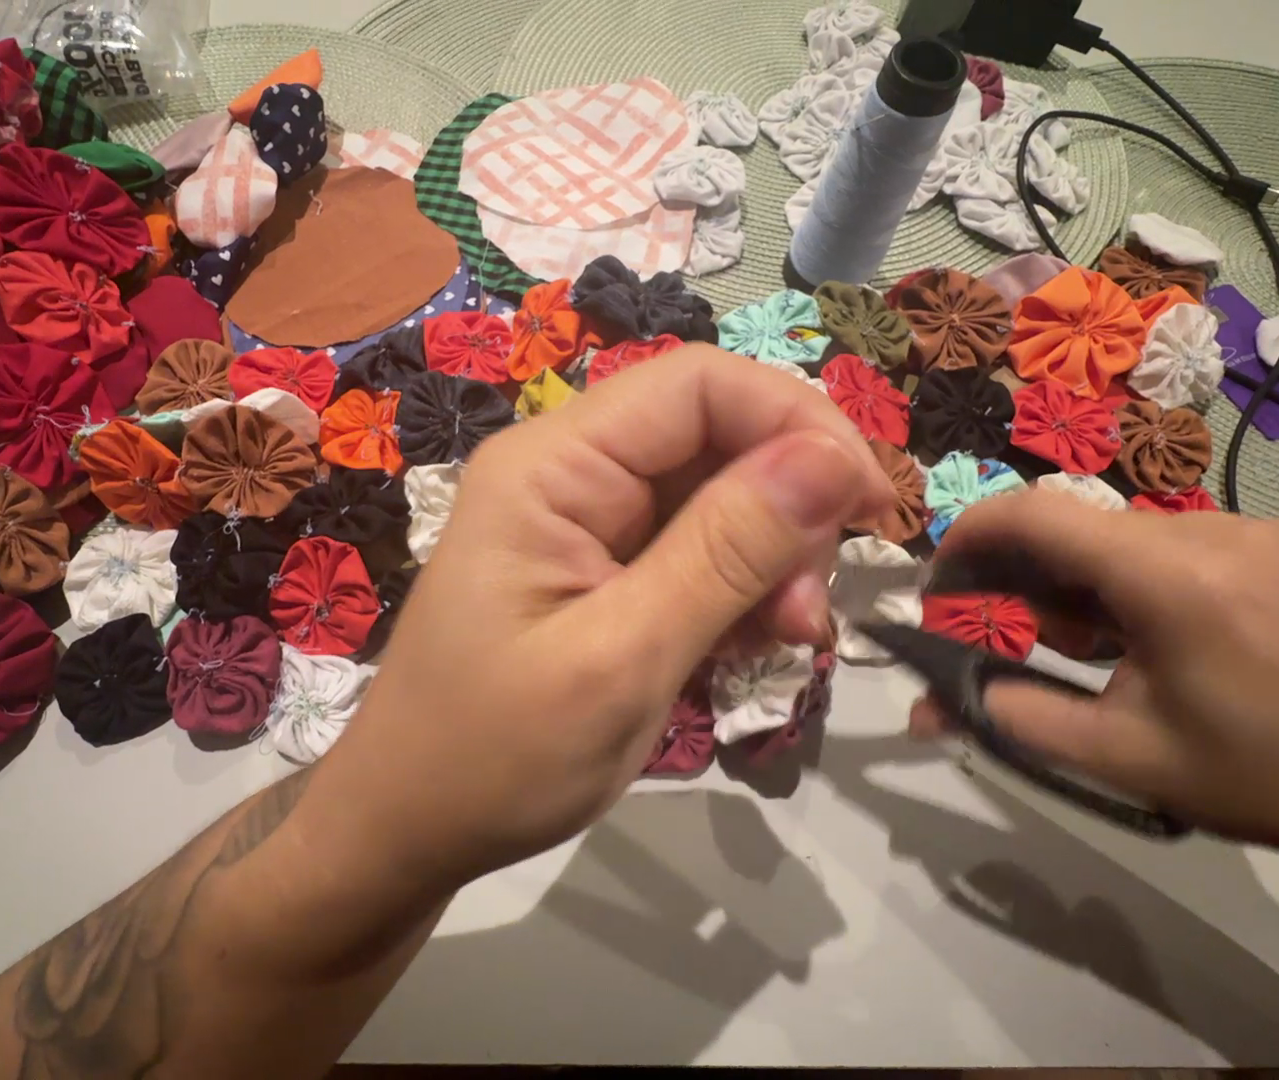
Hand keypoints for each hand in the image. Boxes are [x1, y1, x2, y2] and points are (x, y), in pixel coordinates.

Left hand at [311, 346, 891, 889]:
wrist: (412, 825)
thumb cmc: (496, 754)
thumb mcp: (622, 658)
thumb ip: (725, 554)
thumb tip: (831, 458)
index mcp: (552, 467)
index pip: (697, 387)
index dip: (796, 423)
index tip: (866, 505)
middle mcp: (569, 472)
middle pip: (714, 439)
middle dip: (786, 511)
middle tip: (806, 611)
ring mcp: (585, 522)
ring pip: (717, 500)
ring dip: (770, 562)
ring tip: (782, 642)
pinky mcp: (602, 569)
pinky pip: (696, 552)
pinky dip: (739, 593)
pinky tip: (745, 652)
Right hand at [913, 491, 1278, 867]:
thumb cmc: (1268, 782)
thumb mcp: (1124, 757)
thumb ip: (1014, 717)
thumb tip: (927, 707)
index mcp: (1176, 582)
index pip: (1036, 515)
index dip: (970, 535)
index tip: (942, 581)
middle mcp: (1223, 533)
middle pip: (1081, 527)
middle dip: (1031, 576)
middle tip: (1027, 636)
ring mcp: (1271, 532)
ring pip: (1131, 535)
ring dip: (1089, 579)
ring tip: (1108, 648)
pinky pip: (1186, 540)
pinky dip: (1144, 575)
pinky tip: (1171, 635)